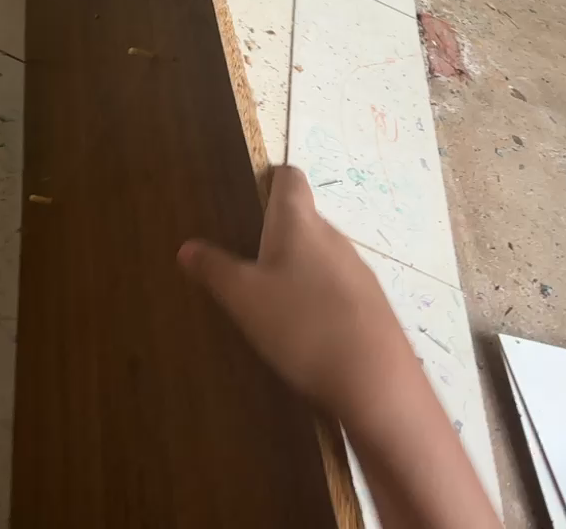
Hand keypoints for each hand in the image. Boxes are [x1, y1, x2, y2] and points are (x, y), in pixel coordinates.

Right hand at [176, 165, 403, 416]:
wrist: (379, 387)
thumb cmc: (302, 325)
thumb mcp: (242, 298)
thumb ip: (213, 269)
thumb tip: (187, 247)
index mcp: (300, 222)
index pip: (289, 179)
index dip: (270, 180)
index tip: (249, 197)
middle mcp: (333, 236)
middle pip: (302, 219)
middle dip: (275, 233)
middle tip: (244, 258)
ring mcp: (358, 272)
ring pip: (320, 256)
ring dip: (297, 268)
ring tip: (269, 299)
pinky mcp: (373, 307)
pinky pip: (337, 288)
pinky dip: (318, 298)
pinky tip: (304, 331)